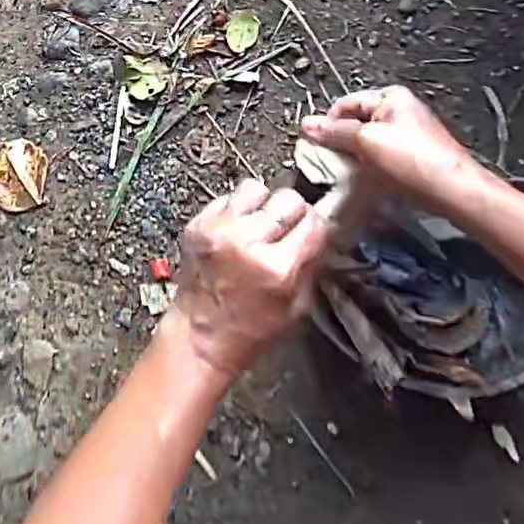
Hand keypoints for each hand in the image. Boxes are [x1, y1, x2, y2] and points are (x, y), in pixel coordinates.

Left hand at [166, 179, 335, 378]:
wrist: (200, 336)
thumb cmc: (251, 329)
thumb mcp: (298, 307)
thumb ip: (313, 264)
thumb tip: (325, 230)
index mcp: (276, 268)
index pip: (314, 222)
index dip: (320, 226)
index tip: (317, 232)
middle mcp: (245, 241)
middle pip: (287, 198)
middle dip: (294, 213)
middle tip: (289, 230)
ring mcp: (218, 229)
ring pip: (255, 188)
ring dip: (263, 205)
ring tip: (261, 226)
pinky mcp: (198, 223)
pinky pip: (227, 198)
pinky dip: (237, 211)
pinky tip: (237, 231)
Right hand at [300, 86, 501, 214]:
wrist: (456, 195)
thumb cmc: (417, 162)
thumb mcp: (366, 141)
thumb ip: (334, 132)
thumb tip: (308, 125)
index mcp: (391, 96)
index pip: (344, 105)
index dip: (329, 124)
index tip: (318, 145)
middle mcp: (401, 110)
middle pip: (356, 124)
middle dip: (344, 143)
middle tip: (336, 162)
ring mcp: (408, 135)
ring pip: (368, 144)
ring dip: (358, 159)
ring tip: (356, 174)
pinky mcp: (413, 157)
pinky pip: (382, 158)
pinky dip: (373, 169)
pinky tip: (373, 181)